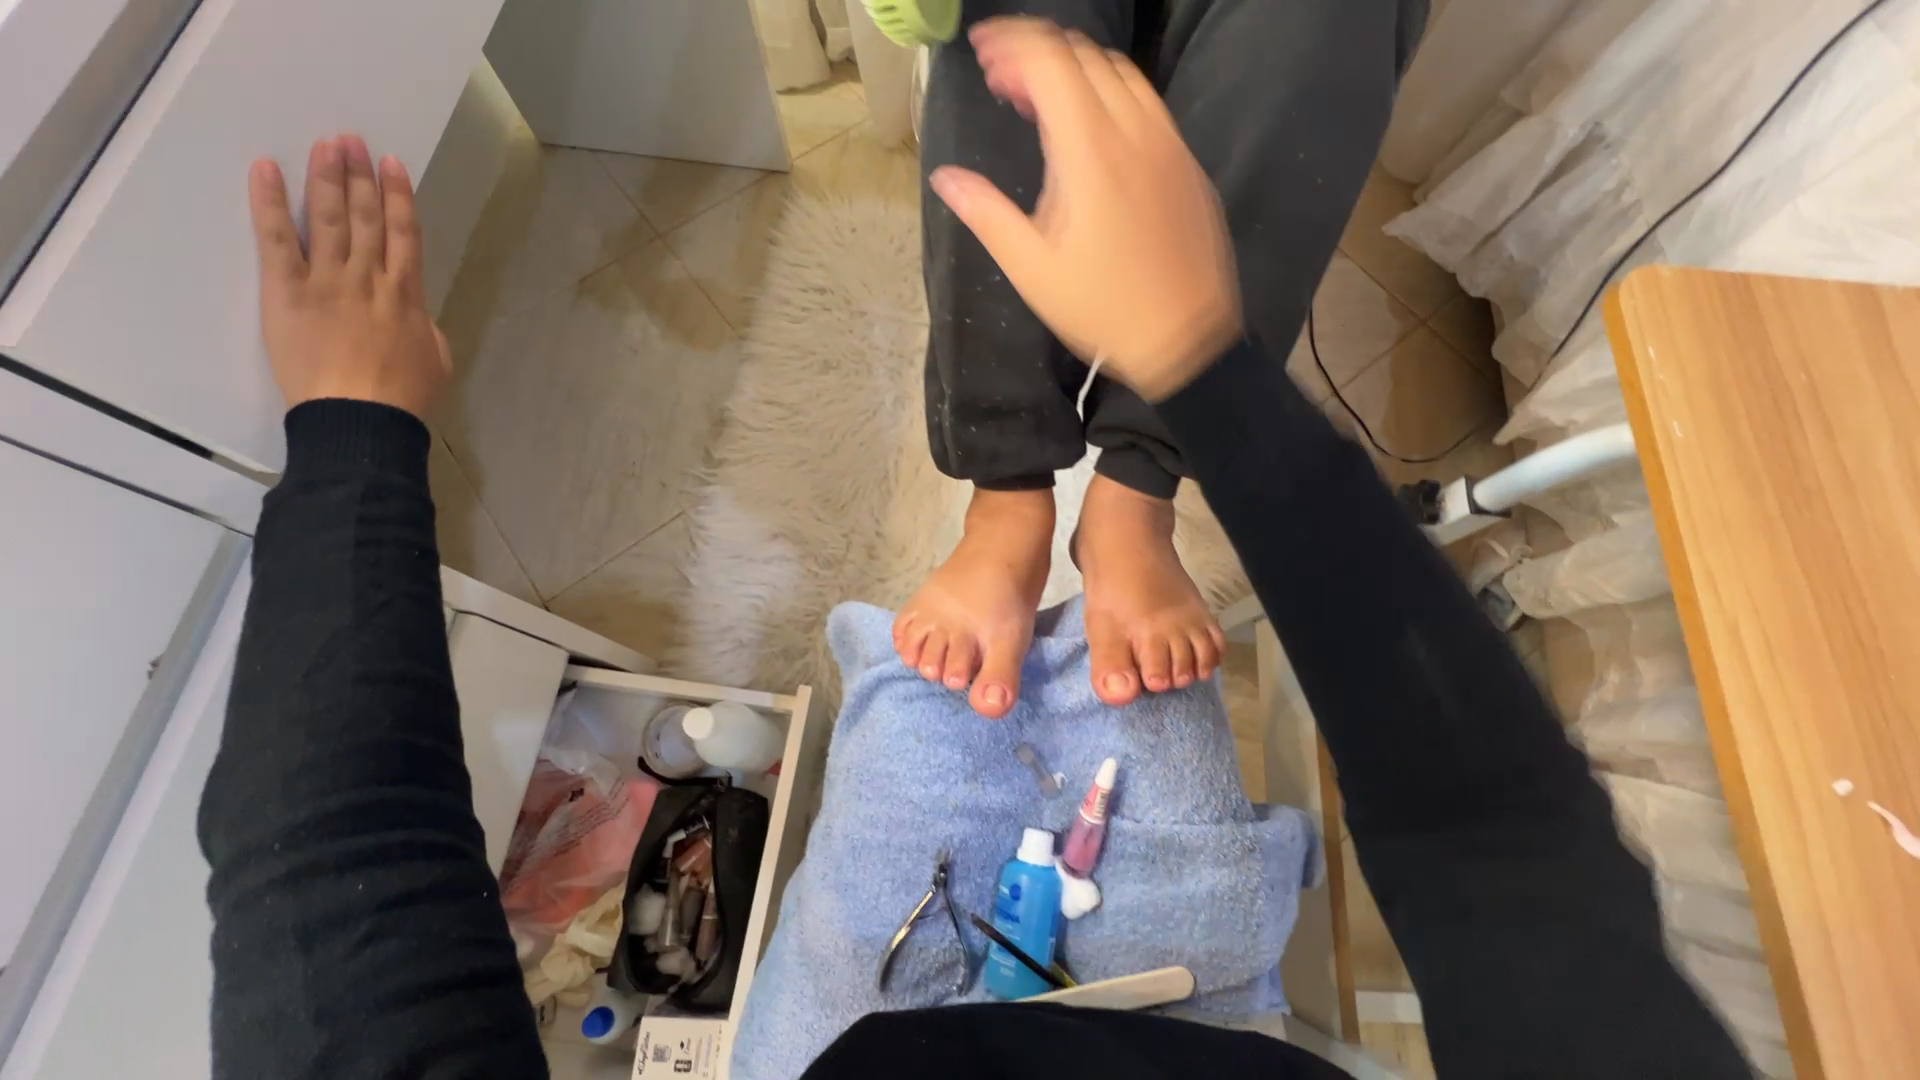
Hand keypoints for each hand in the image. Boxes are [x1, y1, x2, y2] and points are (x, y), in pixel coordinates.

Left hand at [248, 135, 451, 417]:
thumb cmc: (406, 396)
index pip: (405, 235)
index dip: (399, 197)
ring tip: (326, 144)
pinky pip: (277, 238)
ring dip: (327, 178)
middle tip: (351, 140)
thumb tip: (416, 312)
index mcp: (408, 296)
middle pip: (367, 217)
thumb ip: (426, 326)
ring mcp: (328, 280)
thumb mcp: (437, 359)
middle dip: (360, 176)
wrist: (362, 417)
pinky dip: (271, 202)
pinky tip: (267, 170)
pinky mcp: (288, 290)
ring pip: (330, 218)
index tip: (392, 165)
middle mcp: (370, 278)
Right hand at [929, 18, 1240, 400]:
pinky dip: (1112, 96)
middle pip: (1086, 57)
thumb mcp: (1033, 270)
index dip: (1012, 46)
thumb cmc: (1103, 309)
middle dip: (1039, 54)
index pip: (1051, 62)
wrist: (1186, 339)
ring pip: (1123, 75)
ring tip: (1044, 100)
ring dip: (1078, 71)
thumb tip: (946, 179)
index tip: (982, 56)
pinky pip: (1149, 107)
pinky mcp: (1188, 166)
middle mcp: (1136, 132)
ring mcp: (1170, 146)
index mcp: (1091, 152)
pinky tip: (1095, 132)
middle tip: (1004, 82)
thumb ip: (987, 216)